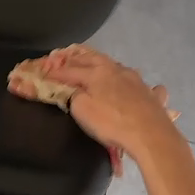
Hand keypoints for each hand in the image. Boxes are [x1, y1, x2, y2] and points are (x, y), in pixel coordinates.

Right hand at [21, 46, 183, 166]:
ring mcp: (138, 81)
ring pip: (119, 67)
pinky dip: (141, 86)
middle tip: (68, 59)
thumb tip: (75, 90)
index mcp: (97, 72)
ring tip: (101, 69)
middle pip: (95, 59)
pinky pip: (146, 86)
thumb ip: (74, 96)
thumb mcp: (82, 110)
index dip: (55, 73)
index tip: (43, 74)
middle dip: (79, 59)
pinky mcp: (151, 95)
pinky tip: (145, 89)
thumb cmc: (111, 123)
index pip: (70, 70)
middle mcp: (118, 70)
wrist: (150, 135)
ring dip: (107, 67)